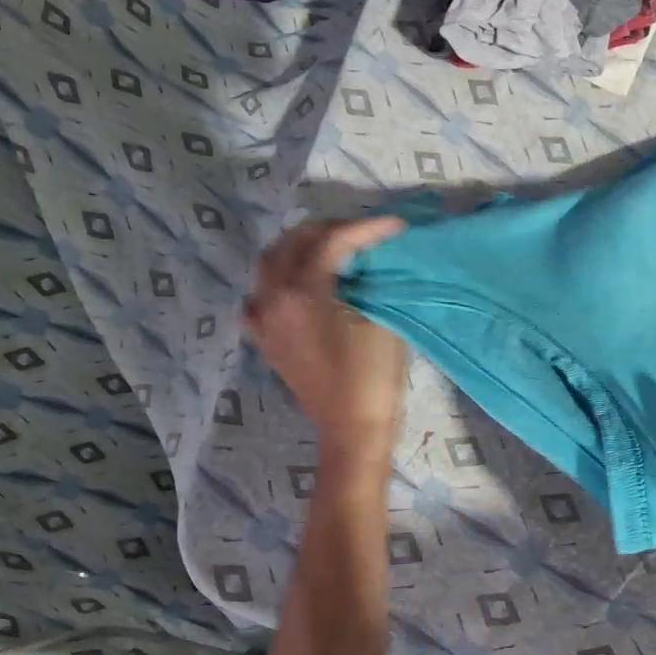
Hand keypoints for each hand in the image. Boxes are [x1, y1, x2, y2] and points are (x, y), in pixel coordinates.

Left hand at [246, 218, 408, 459]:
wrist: (352, 429)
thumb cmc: (373, 376)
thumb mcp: (382, 320)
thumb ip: (373, 281)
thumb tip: (372, 259)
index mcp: (302, 291)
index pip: (334, 241)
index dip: (367, 228)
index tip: (396, 225)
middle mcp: (272, 298)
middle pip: (293, 242)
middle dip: (329, 229)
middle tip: (364, 233)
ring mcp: (263, 319)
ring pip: (270, 264)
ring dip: (300, 248)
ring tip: (332, 249)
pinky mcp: (264, 339)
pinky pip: (259, 296)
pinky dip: (277, 281)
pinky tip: (297, 286)